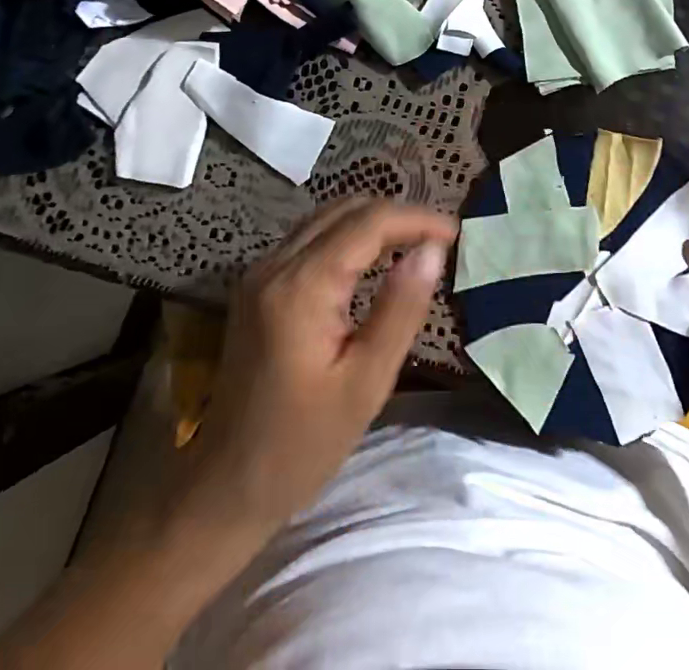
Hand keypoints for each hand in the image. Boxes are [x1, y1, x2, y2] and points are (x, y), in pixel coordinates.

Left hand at [176, 199, 456, 535]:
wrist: (230, 477)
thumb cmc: (304, 443)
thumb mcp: (366, 382)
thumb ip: (400, 309)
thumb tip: (432, 250)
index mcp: (299, 287)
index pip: (365, 223)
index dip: (415, 219)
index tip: (458, 233)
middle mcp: (272, 266)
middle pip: (341, 211)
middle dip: (394, 215)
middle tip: (441, 240)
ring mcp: (257, 274)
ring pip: (321, 221)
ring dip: (369, 224)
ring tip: (417, 246)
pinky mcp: (254, 288)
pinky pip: (305, 243)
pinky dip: (344, 240)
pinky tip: (373, 262)